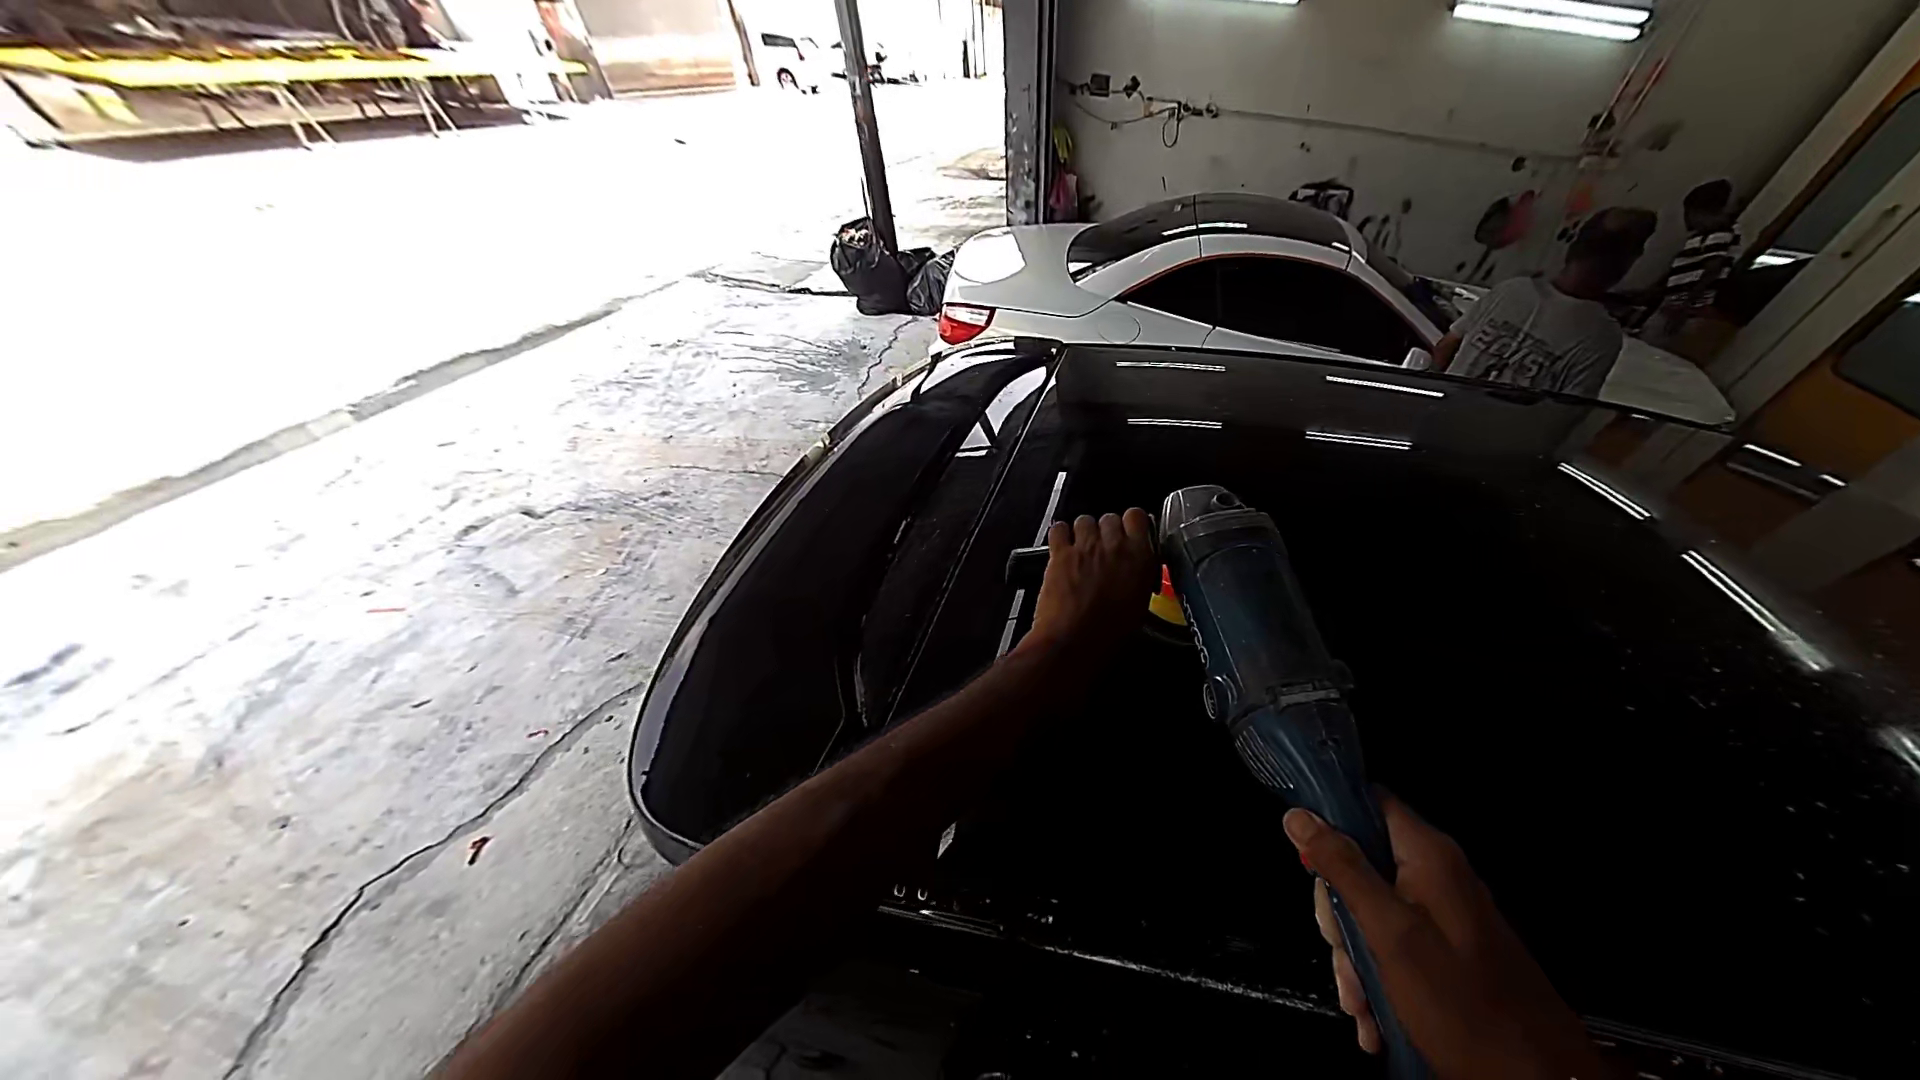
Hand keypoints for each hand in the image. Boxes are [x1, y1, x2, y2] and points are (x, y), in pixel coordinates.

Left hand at [1016, 509, 1157, 662]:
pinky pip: (1058, 528)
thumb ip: (1139, 575)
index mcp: (1141, 557)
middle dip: (1106, 531)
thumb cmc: (1111, 633)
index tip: (1127, 533)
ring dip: (1084, 532)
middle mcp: (1114, 546)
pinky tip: (1061, 547)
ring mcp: (1086, 546)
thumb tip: (1135, 568)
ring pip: (1085, 519)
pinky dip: (1059, 534)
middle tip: (1103, 549)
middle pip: (1110, 517)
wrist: (1075, 642)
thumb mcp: (1140, 603)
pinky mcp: (1060, 553)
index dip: (1131, 524)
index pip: (1137, 516)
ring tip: (1081, 550)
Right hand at [1286, 796, 1615, 1079]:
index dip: (1329, 817)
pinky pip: (1389, 938)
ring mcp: (1441, 912)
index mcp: (1428, 855)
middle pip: (1358, 860)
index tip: (1306, 854)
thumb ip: (1341, 867)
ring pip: (1367, 906)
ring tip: (1360, 1000)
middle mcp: (1435, 874)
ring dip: (1352, 952)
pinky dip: (1374, 972)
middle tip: (1340, 948)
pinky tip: (1372, 1011)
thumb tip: (1298, 816)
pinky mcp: (1444, 947)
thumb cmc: (1464, 1006)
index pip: (1368, 801)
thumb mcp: (1389, 931)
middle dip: (1337, 909)